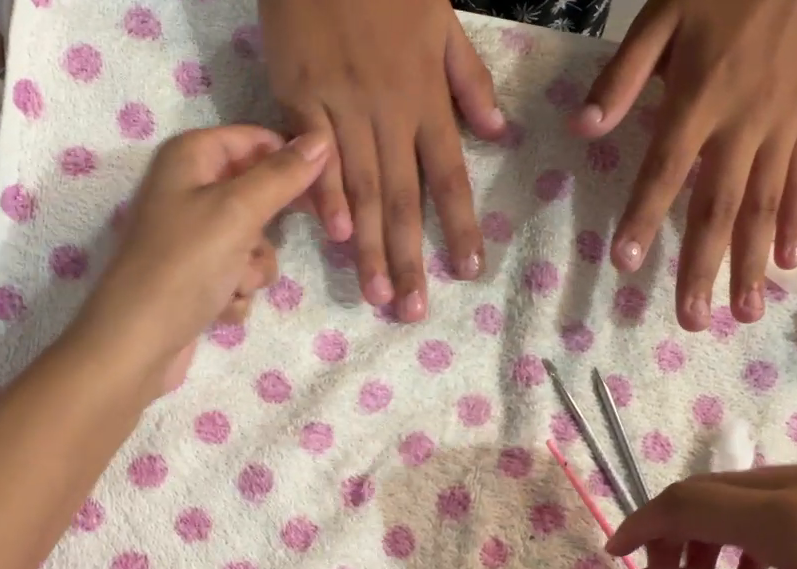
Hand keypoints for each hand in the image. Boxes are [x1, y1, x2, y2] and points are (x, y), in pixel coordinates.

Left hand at [77, 126, 329, 394]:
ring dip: (252, 270)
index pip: (258, 141)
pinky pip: (237, 277)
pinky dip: (235, 293)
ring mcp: (192, 239)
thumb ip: (282, 175)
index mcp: (191, 157)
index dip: (291, 163)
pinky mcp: (196, 279)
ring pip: (253, 245)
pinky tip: (218, 306)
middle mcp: (189, 191)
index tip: (324, 192)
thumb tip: (321, 140)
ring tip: (231, 284)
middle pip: (258, 197)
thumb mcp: (238, 211)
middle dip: (267, 231)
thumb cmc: (185, 265)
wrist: (140, 342)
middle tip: (260, 246)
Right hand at [260, 0, 506, 321]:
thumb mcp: (442, 18)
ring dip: (371, 245)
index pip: (449, 174)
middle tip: (413, 312)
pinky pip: (314, 154)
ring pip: (363, 186)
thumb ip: (468, 79)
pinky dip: (323, 193)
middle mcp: (390, 112)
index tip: (469, 270)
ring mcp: (343, 107)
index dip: (460, 225)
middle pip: (406, 196)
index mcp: (425, 96)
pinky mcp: (300, 97)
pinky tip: (336, 236)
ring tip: (377, 296)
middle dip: (411, 257)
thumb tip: (496, 133)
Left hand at [575, 0, 796, 331]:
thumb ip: (625, 75)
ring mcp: (783, 123)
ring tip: (743, 315)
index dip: (645, 218)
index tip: (626, 264)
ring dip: (751, 264)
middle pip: (719, 207)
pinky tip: (788, 263)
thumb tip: (582, 129)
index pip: (665, 170)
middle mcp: (743, 122)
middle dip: (704, 268)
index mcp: (699, 97)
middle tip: (693, 322)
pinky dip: (796, 221)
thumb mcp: (665, 11)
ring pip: (765, 206)